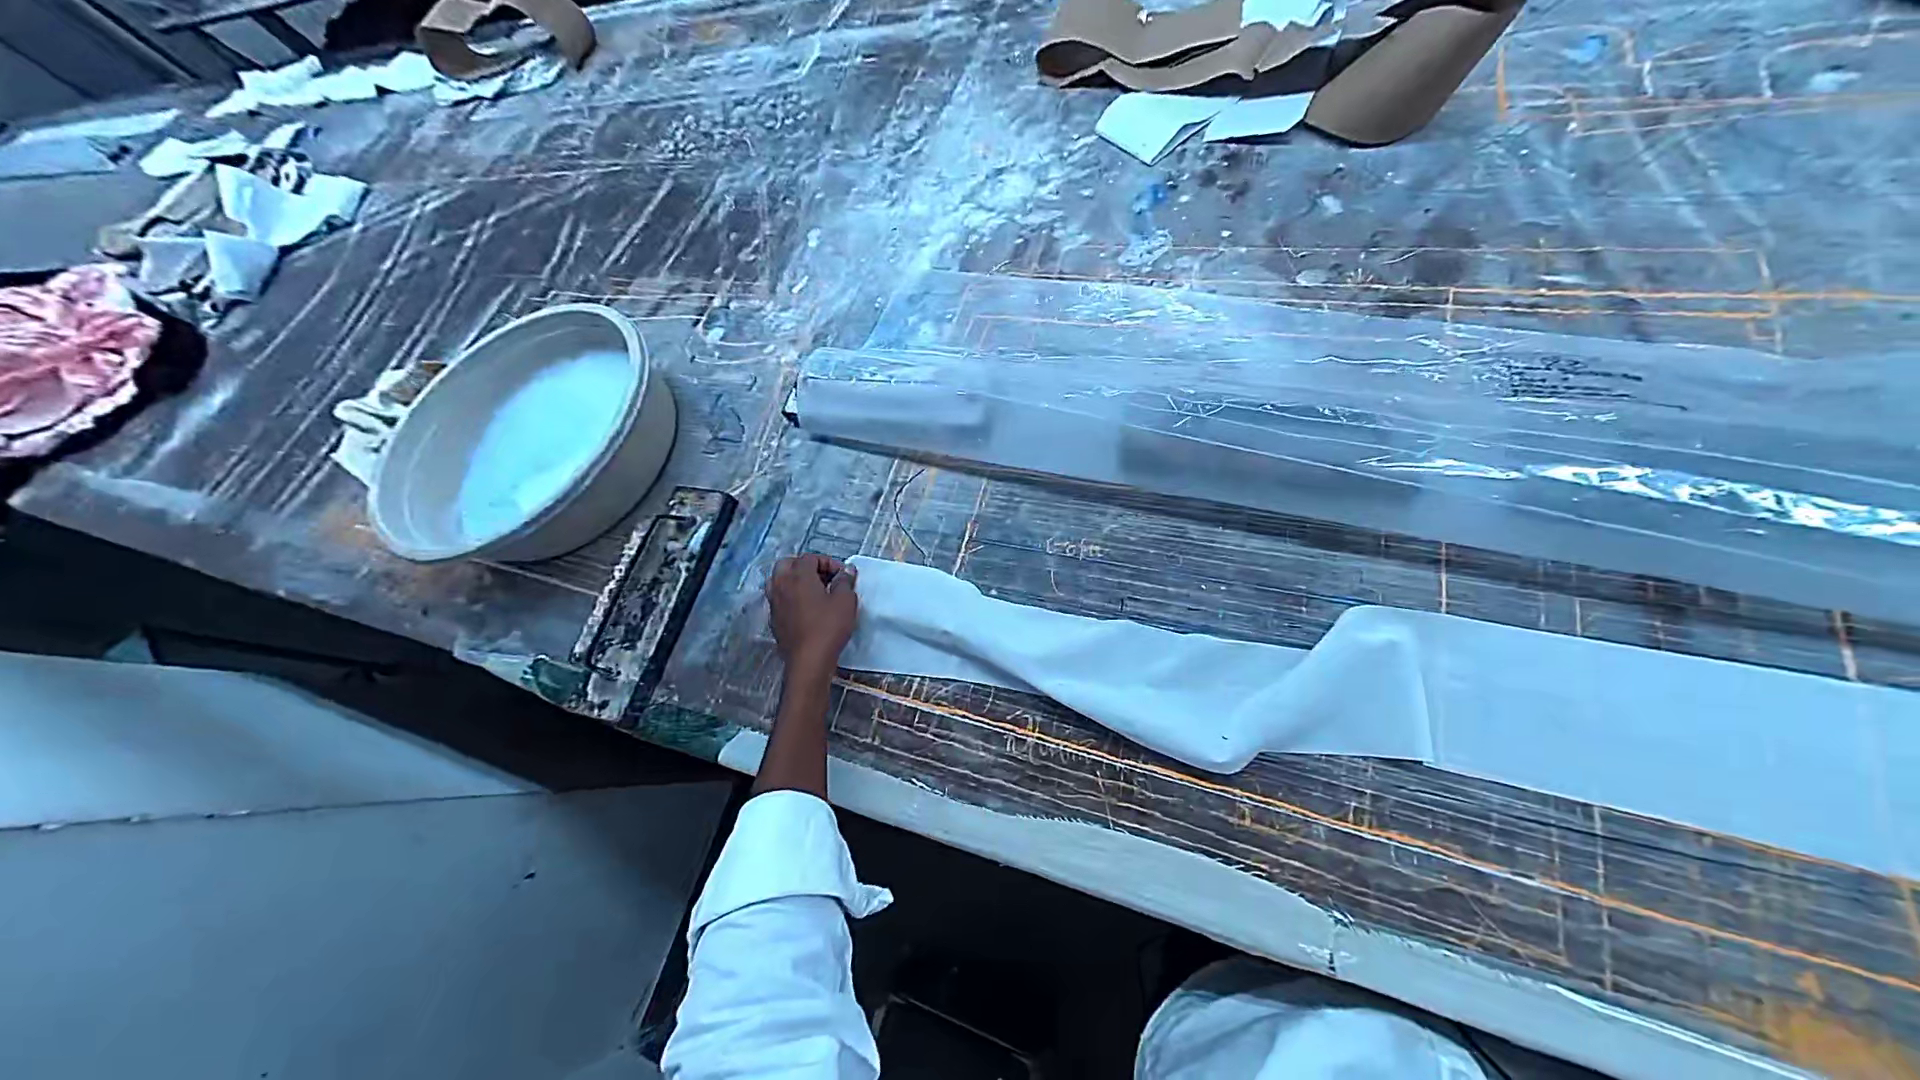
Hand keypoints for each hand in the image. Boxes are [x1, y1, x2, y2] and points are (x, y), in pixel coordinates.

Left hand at [766, 554, 858, 677]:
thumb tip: (846, 570)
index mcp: (798, 576)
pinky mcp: (773, 620)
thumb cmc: (829, 627)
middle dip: (805, 566)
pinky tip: (805, 609)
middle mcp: (781, 585)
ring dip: (794, 580)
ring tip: (812, 591)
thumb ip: (845, 581)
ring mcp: (774, 603)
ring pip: (778, 581)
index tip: (842, 575)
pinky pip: (779, 599)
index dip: (828, 562)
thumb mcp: (845, 601)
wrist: (809, 660)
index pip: (810, 558)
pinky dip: (790, 597)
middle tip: (823, 578)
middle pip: (787, 564)